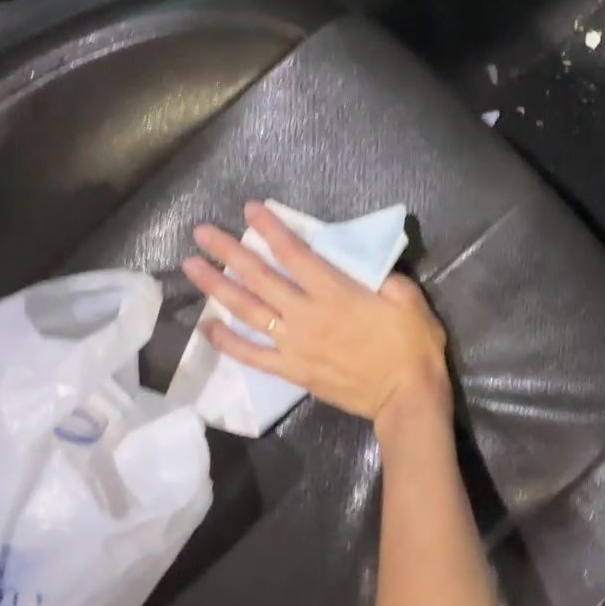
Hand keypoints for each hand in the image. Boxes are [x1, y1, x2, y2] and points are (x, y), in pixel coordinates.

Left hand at [182, 202, 451, 431]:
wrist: (406, 395)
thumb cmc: (413, 346)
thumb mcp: (410, 300)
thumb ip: (384, 279)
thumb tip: (364, 269)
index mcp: (337, 293)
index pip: (296, 254)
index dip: (272, 229)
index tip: (251, 209)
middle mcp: (307, 315)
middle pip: (260, 277)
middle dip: (230, 252)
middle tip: (202, 233)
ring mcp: (295, 344)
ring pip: (247, 311)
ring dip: (217, 287)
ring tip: (191, 267)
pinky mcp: (292, 370)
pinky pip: (251, 355)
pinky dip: (226, 342)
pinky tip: (206, 327)